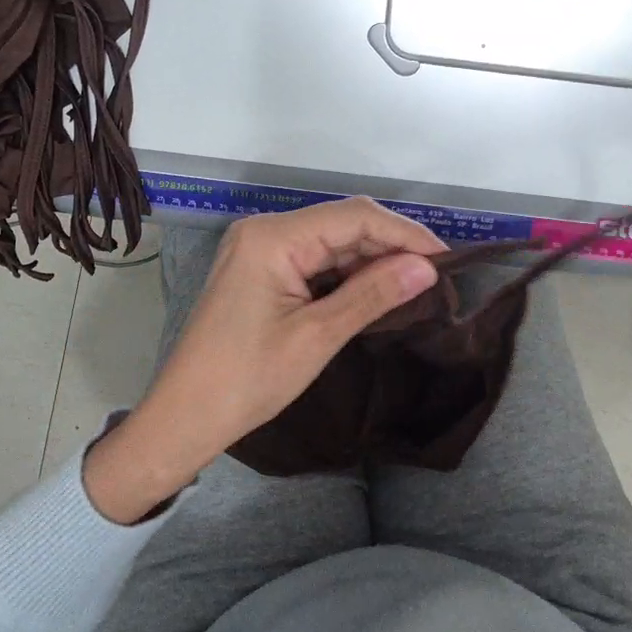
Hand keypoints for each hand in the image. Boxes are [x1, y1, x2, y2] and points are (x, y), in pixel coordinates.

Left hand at [83, 198, 444, 522]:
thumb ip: (372, 295)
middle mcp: (264, 230)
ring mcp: (259, 248)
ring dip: (371, 259)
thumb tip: (426, 268)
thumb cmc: (247, 379)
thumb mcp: (316, 337)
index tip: (447, 260)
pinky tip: (376, 290)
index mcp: (272, 237)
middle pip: (342, 223)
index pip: (354, 216)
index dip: (404, 233)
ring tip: (416, 284)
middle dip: (391, 245)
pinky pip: (312, 259)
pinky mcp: (259, 269)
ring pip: (330, 241)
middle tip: (437, 276)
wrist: (185, 415)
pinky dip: (345, 273)